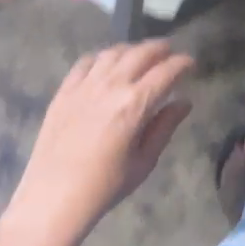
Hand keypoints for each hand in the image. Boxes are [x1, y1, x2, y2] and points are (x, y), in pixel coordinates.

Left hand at [4, 41, 194, 244]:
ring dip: (132, 49)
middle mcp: (112, 85)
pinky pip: (86, 62)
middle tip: (170, 52)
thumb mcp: (144, 161)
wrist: (53, 197)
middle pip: (141, 53)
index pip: (166, 72)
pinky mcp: (64, 90)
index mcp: (135, 104)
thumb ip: (165, 127)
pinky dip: (102, 57)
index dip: (182, 63)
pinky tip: (106, 63)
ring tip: (140, 54)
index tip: (191, 63)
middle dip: (160, 48)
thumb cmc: (105, 186)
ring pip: (113, 52)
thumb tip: (184, 102)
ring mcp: (85, 85)